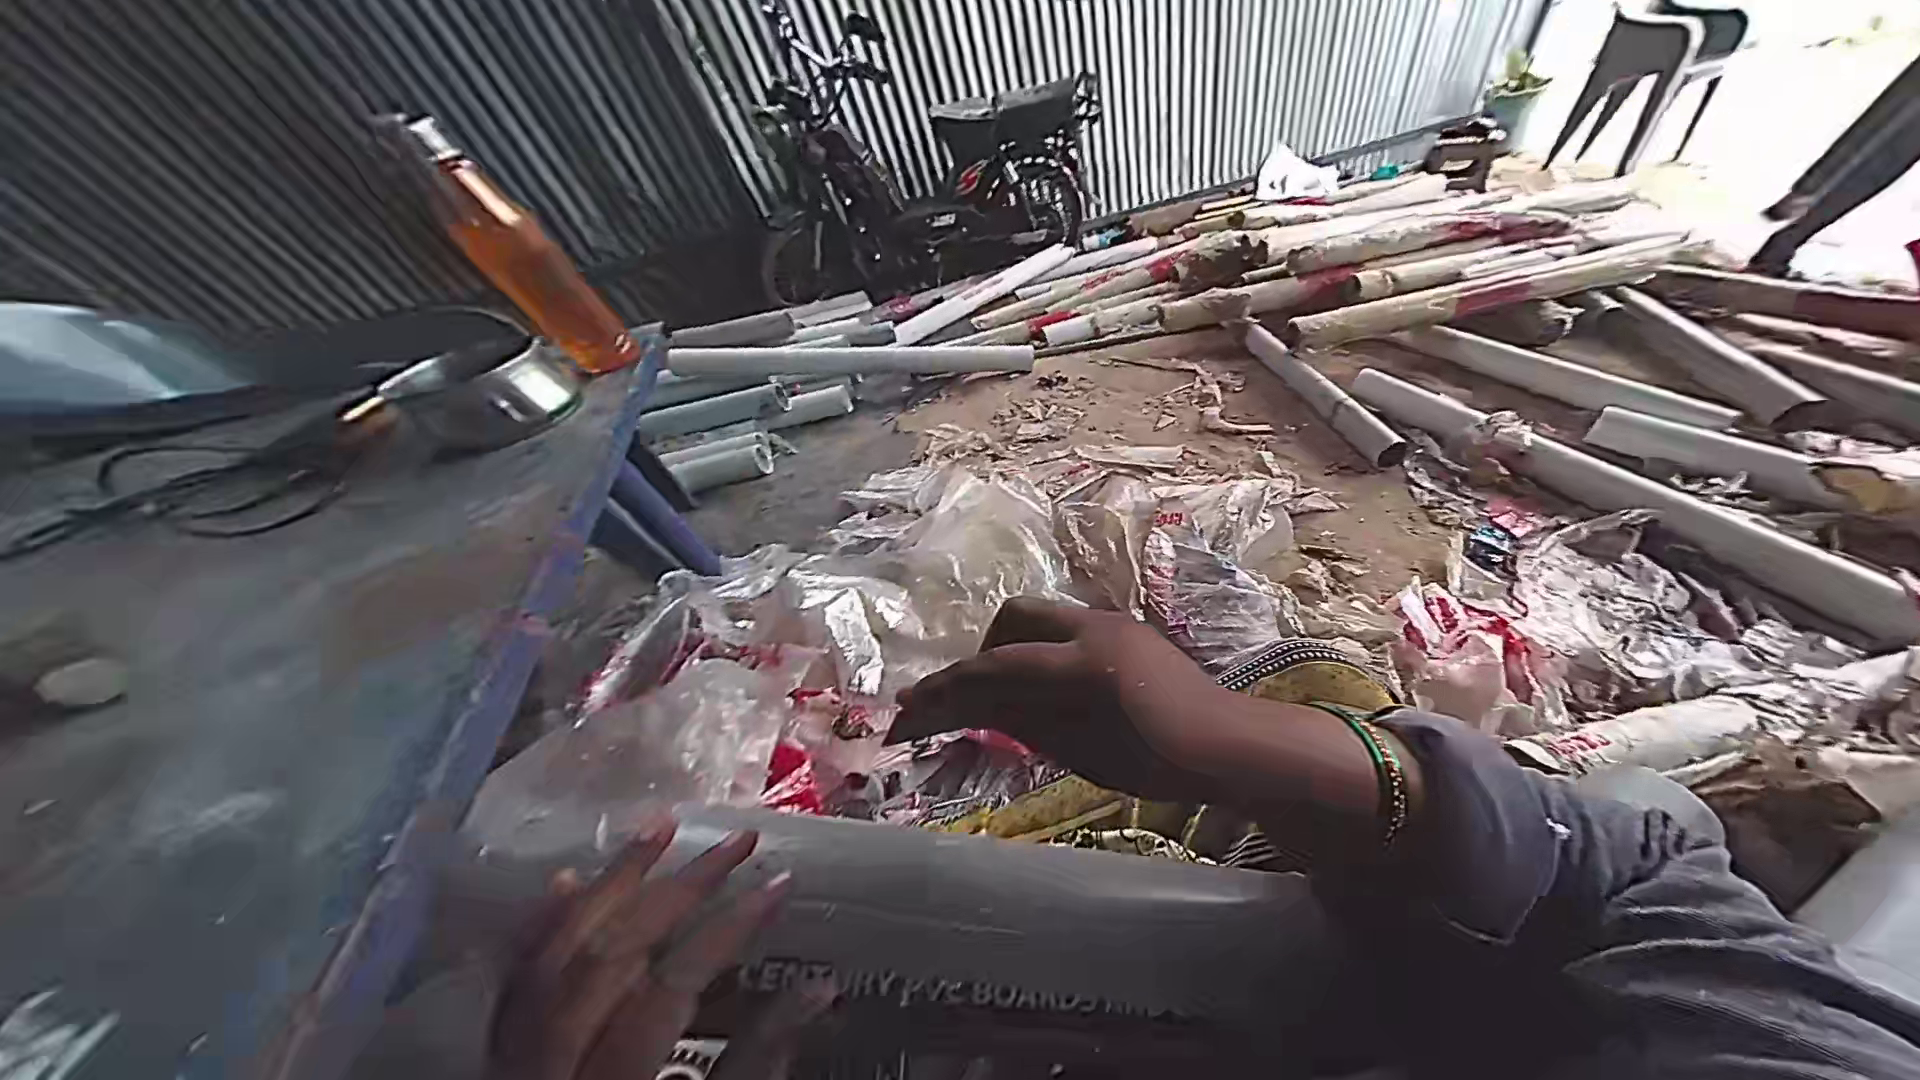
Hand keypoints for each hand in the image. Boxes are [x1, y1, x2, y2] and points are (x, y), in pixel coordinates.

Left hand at [490, 822, 829, 1079]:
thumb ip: (755, 1065)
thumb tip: (820, 989)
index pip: (672, 988)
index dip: (729, 929)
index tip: (780, 883)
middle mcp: (549, 1069)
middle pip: (615, 953)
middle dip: (684, 886)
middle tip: (739, 841)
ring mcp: (508, 1062)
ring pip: (558, 950)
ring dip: (615, 880)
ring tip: (664, 826)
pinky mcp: (489, 1061)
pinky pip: (507, 982)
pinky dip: (539, 926)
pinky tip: (565, 880)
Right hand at [887, 597, 1240, 800]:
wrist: (1232, 746)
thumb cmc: (1162, 764)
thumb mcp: (1082, 753)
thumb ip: (1023, 722)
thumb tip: (971, 706)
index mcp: (1084, 663)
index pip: (996, 668)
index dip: (947, 690)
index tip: (908, 711)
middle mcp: (1093, 626)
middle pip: (1012, 620)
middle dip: (980, 656)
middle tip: (967, 700)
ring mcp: (1110, 622)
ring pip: (1037, 618)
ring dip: (1009, 650)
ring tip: (1002, 694)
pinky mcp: (1121, 629)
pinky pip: (1062, 630)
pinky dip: (1037, 653)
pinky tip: (1039, 686)